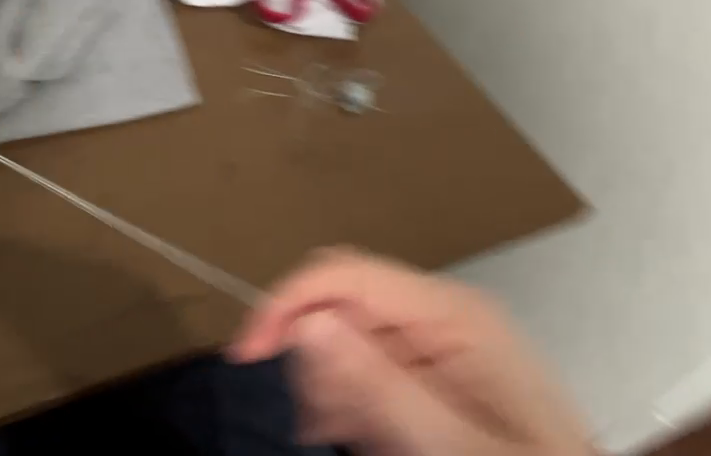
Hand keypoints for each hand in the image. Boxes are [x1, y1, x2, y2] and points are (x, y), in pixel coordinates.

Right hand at [230, 248, 588, 455]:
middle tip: (314, 421)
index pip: (346, 273)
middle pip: (342, 299)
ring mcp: (440, 338)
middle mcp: (442, 312)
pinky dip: (348, 395)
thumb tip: (307, 321)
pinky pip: (369, 360)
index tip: (251, 352)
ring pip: (347, 331)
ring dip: (328, 382)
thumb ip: (383, 386)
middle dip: (311, 351)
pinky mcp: (437, 366)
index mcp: (453, 314)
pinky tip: (357, 433)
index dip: (289, 301)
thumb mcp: (460, 449)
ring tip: (343, 436)